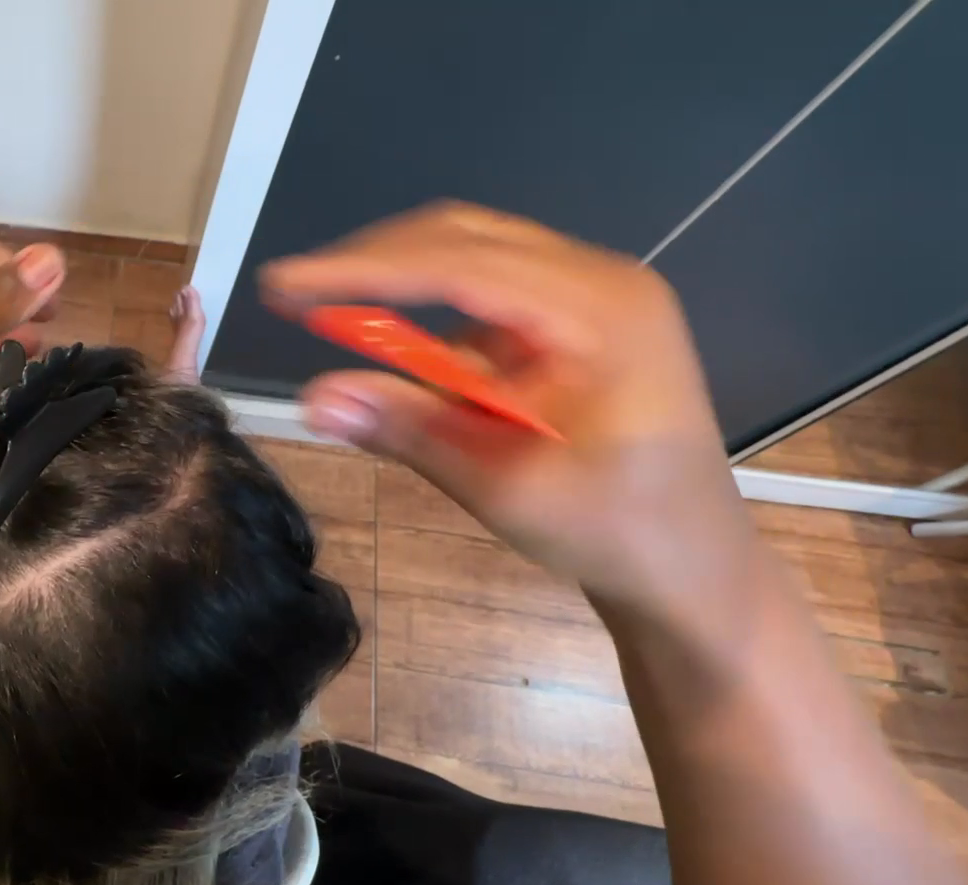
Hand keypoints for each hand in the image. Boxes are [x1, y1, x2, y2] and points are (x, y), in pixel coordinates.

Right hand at [261, 202, 753, 607]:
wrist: (685, 561)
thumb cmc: (611, 529)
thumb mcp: (502, 484)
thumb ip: (408, 430)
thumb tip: (312, 399)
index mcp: (598, 310)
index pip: (458, 265)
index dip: (360, 271)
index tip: (282, 285)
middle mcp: (594, 283)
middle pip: (461, 240)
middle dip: (369, 261)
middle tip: (290, 290)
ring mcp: (583, 300)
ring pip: (468, 258)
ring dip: (392, 280)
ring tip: (323, 307)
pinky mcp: (565, 325)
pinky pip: (479, 296)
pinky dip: (420, 311)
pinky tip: (387, 343)